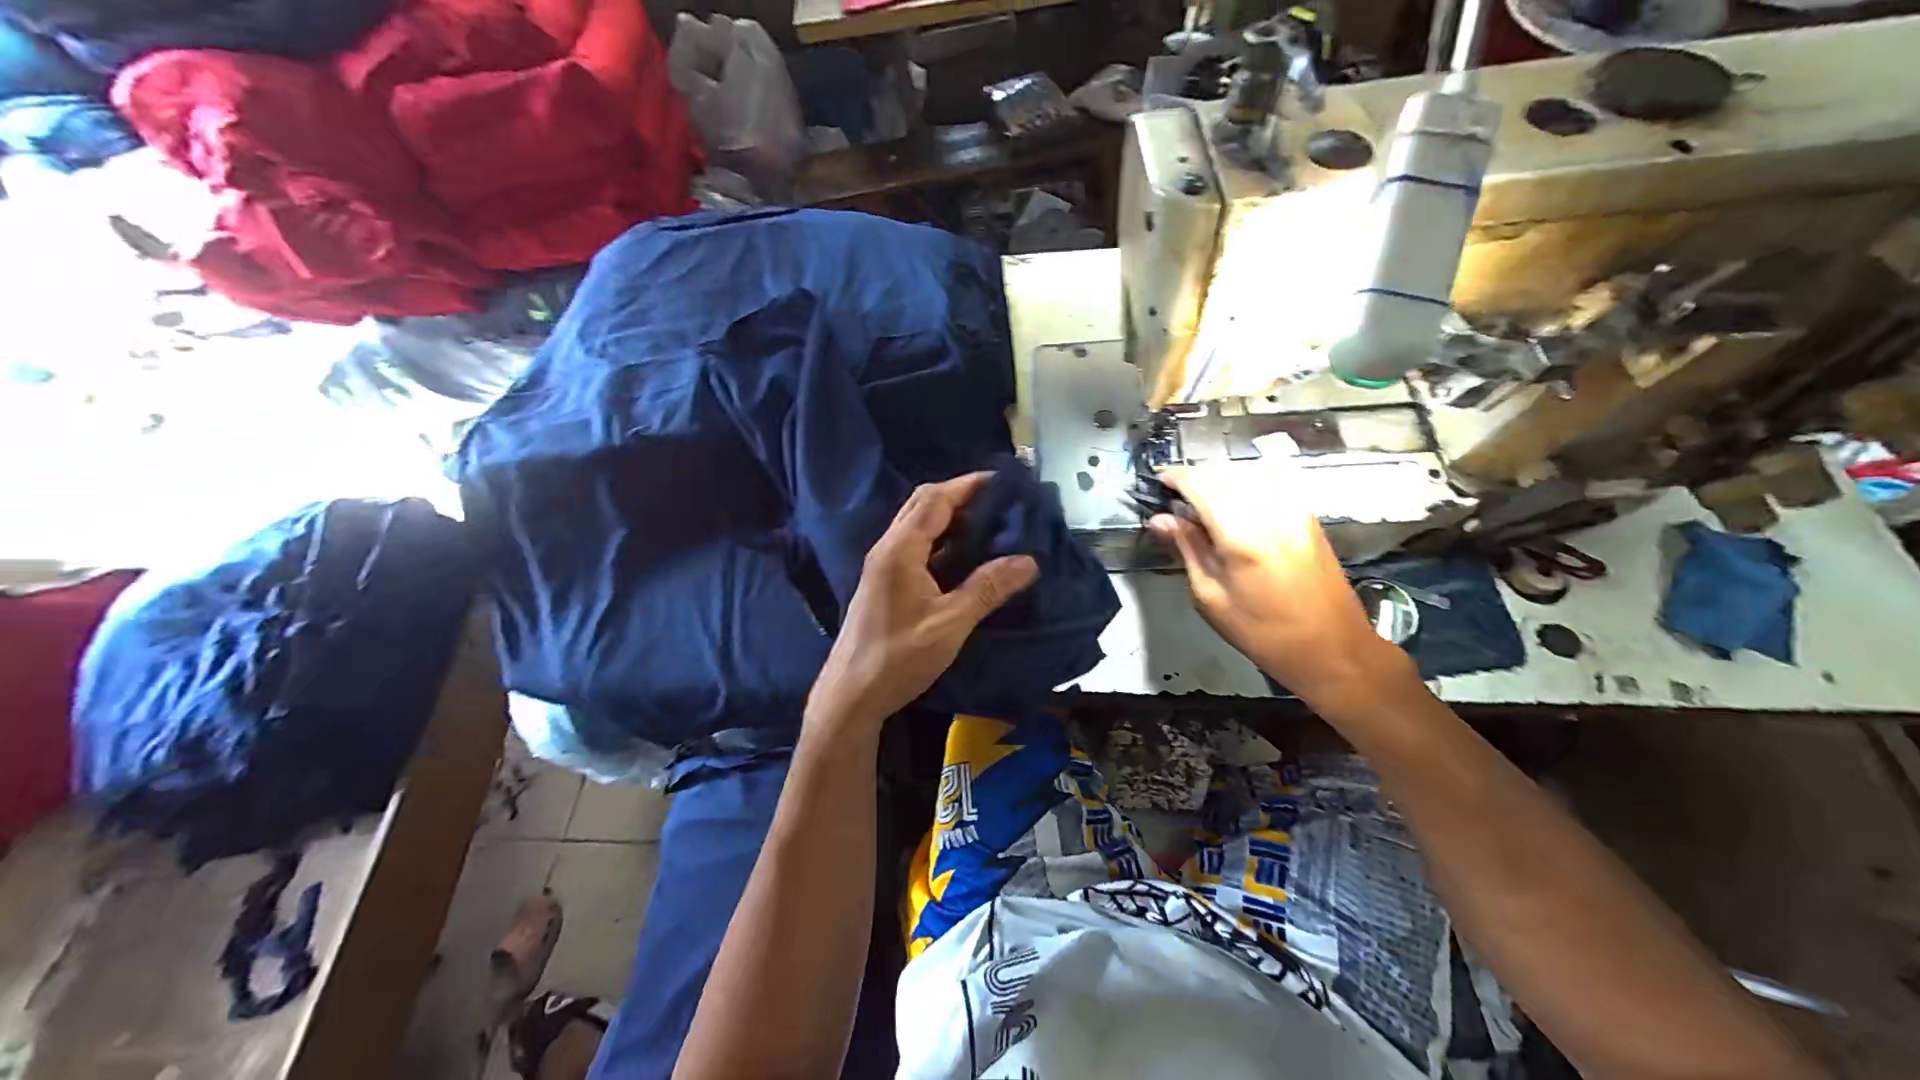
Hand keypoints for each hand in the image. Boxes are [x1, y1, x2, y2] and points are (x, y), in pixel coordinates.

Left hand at [807, 472, 1039, 732]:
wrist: (851, 695)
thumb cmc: (898, 658)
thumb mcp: (950, 624)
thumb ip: (987, 589)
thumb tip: (1029, 561)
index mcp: (900, 550)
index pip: (935, 500)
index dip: (967, 485)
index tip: (1002, 480)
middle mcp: (888, 549)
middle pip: (922, 506)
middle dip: (959, 496)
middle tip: (999, 501)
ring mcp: (882, 567)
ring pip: (918, 527)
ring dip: (950, 518)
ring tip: (989, 523)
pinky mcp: (884, 585)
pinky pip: (915, 548)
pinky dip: (941, 541)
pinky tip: (965, 558)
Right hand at [1149, 461, 1416, 706]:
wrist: (1331, 647)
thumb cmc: (1262, 632)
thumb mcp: (1210, 597)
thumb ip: (1186, 548)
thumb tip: (1160, 519)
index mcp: (1240, 536)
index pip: (1201, 484)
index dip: (1176, 477)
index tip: (1159, 483)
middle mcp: (1270, 512)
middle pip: (1224, 472)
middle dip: (1196, 477)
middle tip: (1177, 499)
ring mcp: (1294, 510)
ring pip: (1249, 471)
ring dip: (1222, 478)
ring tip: (1205, 502)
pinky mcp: (1308, 515)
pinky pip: (1272, 482)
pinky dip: (1247, 482)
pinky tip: (1237, 503)